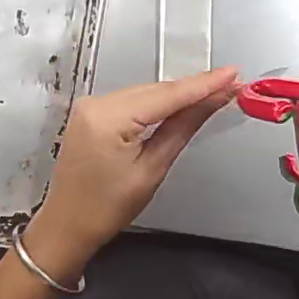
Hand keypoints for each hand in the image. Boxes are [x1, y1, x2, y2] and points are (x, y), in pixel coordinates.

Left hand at [29, 67, 238, 265]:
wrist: (67, 225)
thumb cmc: (105, 208)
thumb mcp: (152, 168)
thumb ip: (183, 128)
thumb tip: (211, 102)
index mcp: (108, 118)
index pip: (167, 95)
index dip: (203, 84)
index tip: (231, 74)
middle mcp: (95, 104)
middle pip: (155, 90)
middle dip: (192, 89)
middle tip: (229, 86)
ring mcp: (89, 107)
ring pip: (144, 94)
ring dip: (175, 96)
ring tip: (211, 95)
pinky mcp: (89, 114)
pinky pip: (130, 102)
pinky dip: (154, 104)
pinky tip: (176, 106)